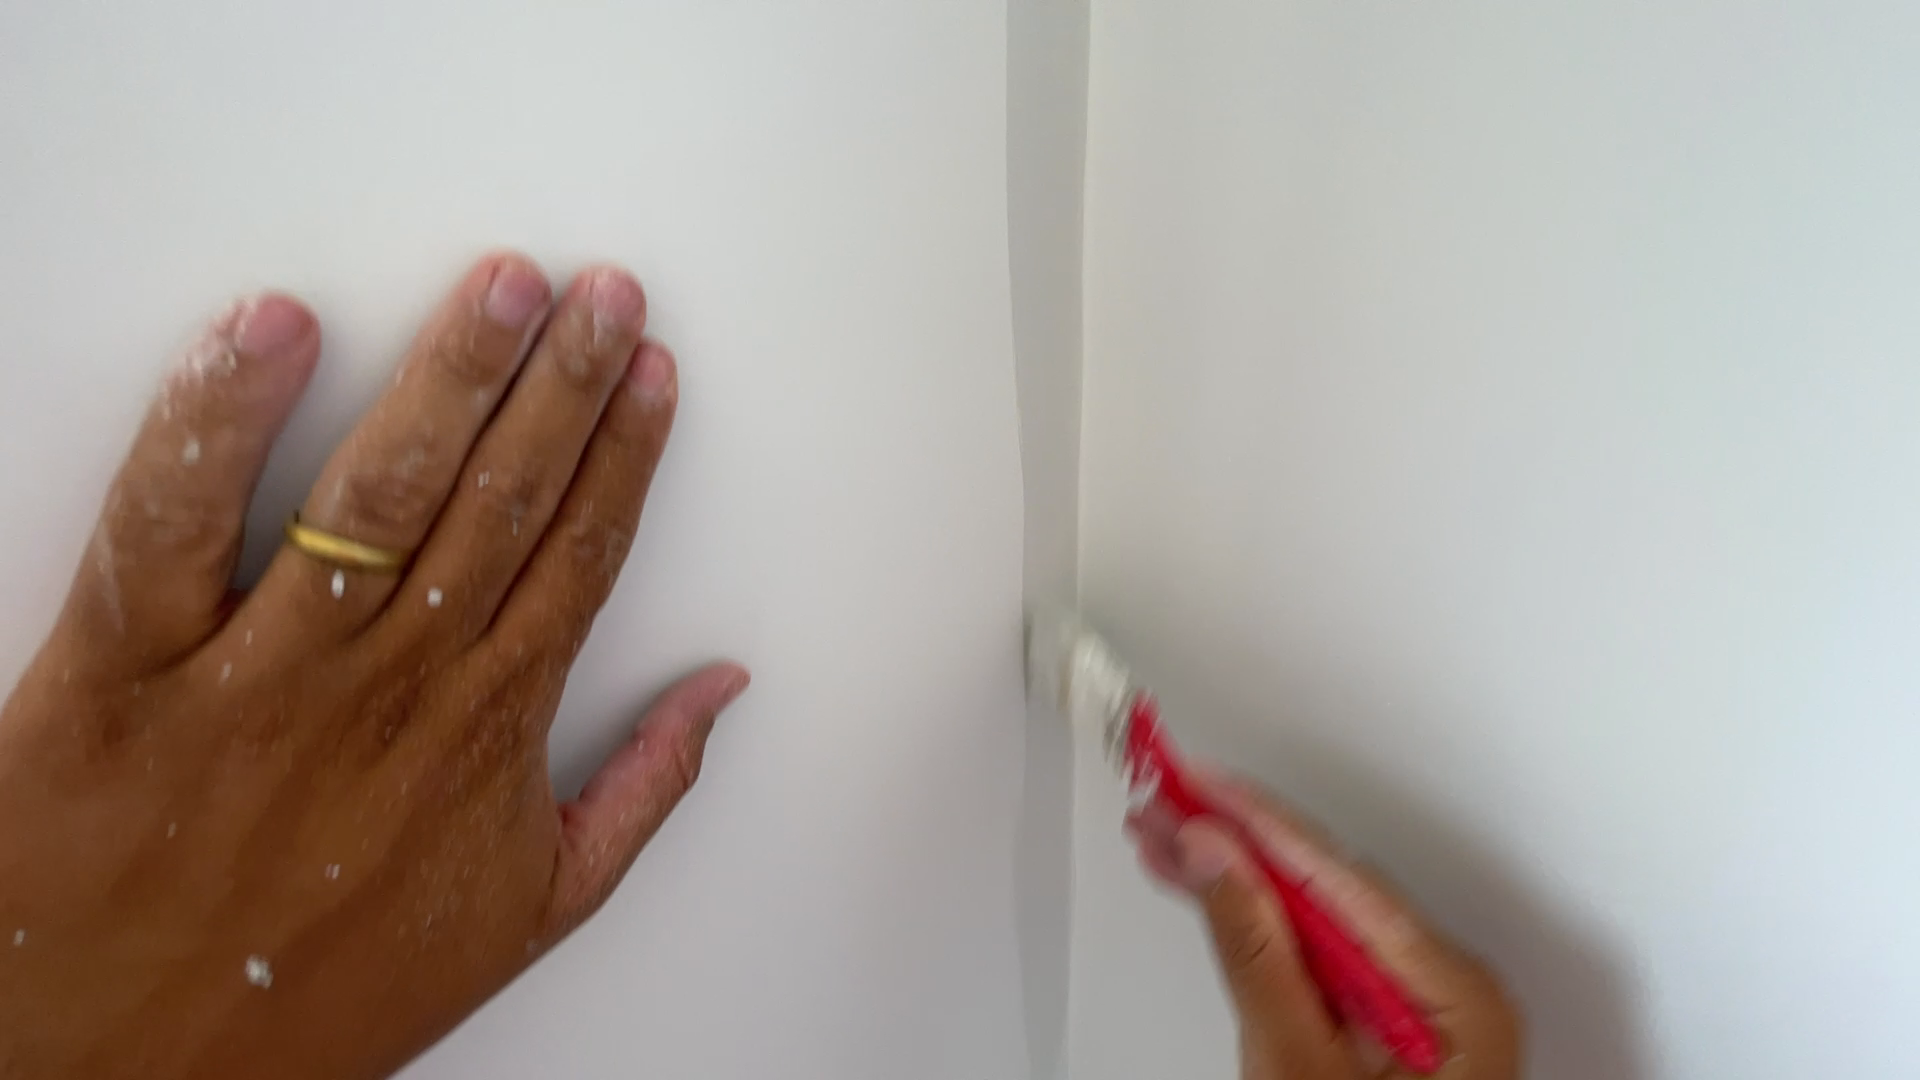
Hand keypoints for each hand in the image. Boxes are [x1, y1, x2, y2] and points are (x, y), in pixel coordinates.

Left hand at [0, 254, 747, 1079]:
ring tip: (502, 286)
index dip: (629, 452)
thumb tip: (725, 688)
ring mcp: (265, 669)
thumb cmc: (349, 983)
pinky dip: (217, 420)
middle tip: (604, 295)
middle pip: (508, 497)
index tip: (656, 374)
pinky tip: (274, 330)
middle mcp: (402, 677)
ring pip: (381, 490)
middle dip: (568, 381)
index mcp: (499, 722)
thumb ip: (652, 782)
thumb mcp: (549, 896)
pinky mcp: (117, 674)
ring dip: (450, 375)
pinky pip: (166, 524)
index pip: (588, 549)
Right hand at [1129, 769, 1519, 1079]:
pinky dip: (1243, 911)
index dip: (1248, 815)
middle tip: (1158, 802)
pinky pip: (1299, 936)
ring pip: (1297, 901)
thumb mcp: (1294, 1065)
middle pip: (1313, 877)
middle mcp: (1437, 975)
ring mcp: (1406, 991)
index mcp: (1447, 987)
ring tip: (1158, 837)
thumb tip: (1210, 848)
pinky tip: (1196, 883)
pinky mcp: (1370, 1005)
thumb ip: (1252, 944)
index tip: (1189, 778)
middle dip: (1226, 837)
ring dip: (1224, 870)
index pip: (1329, 869)